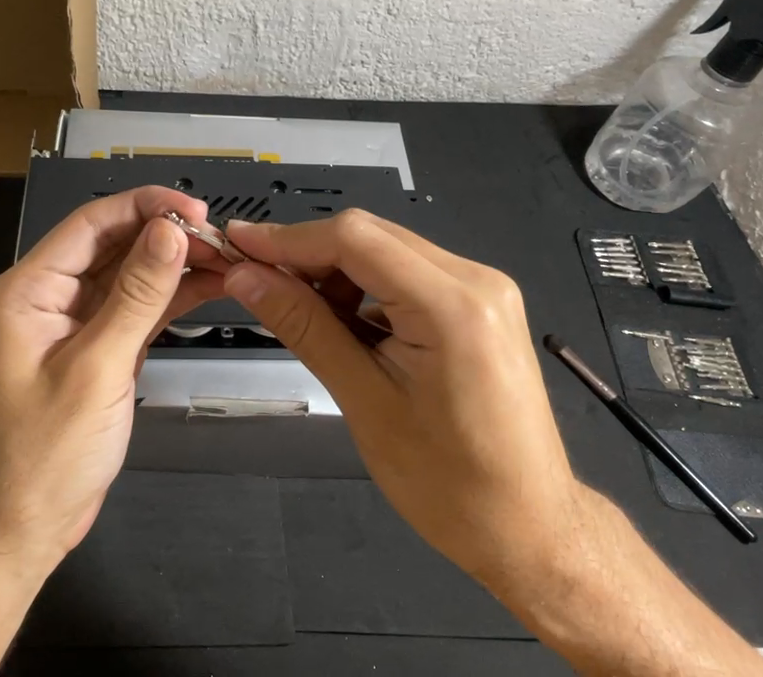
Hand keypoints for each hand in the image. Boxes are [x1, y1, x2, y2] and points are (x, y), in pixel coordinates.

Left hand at [0, 187, 227, 573]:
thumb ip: (136, 296)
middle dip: (165, 237)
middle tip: (222, 239)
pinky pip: (133, 310)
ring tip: (226, 260)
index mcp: (26, 290)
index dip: (144, 206)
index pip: (89, 224)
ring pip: (127, 276)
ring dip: (173, 267)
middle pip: (111, 246)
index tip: (196, 209)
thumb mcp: (96, 369)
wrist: (22, 530)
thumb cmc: (45, 455)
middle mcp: (45, 297)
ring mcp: (70, 324)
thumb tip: (171, 231)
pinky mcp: (93, 349)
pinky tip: (208, 288)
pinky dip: (168, 300)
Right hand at [222, 211, 578, 587]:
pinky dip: (366, 288)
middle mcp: (476, 280)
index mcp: (453, 304)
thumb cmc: (447, 481)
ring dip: (335, 271)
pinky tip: (341, 321)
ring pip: (388, 251)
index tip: (235, 245)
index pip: (354, 239)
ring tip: (296, 309)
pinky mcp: (481, 306)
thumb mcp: (364, 400)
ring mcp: (484, 290)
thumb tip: (245, 277)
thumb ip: (304, 326)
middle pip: (371, 236)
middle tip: (253, 278)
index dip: (287, 237)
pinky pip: (409, 275)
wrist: (527, 527)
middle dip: (307, 253)